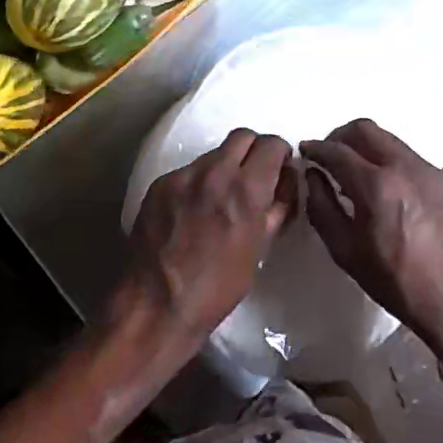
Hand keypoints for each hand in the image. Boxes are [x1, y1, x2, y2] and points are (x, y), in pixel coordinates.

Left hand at [117, 128, 295, 348]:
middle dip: (255, 150)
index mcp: (246, 189)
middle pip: (243, 136)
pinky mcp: (159, 185)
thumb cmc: (218, 286)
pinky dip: (199, 182)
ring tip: (221, 198)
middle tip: (254, 176)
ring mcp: (182, 176)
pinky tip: (194, 211)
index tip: (279, 168)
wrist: (155, 307)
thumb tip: (286, 181)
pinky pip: (188, 171)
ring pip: (214, 153)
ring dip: (225, 166)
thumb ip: (277, 207)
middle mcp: (214, 172)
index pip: (272, 143)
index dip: (281, 153)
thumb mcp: (260, 248)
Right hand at [301, 119, 442, 381]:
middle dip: (339, 136)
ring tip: (352, 171)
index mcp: (376, 185)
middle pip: (365, 129)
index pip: (338, 151)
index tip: (305, 151)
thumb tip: (313, 176)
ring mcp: (426, 168)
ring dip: (364, 145)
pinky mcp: (440, 177)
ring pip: (387, 138)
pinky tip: (380, 185)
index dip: (316, 148)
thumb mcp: (345, 250)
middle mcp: (403, 166)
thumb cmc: (393, 279)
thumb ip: (322, 207)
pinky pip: (405, 154)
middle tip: (327, 155)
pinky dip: (385, 158)